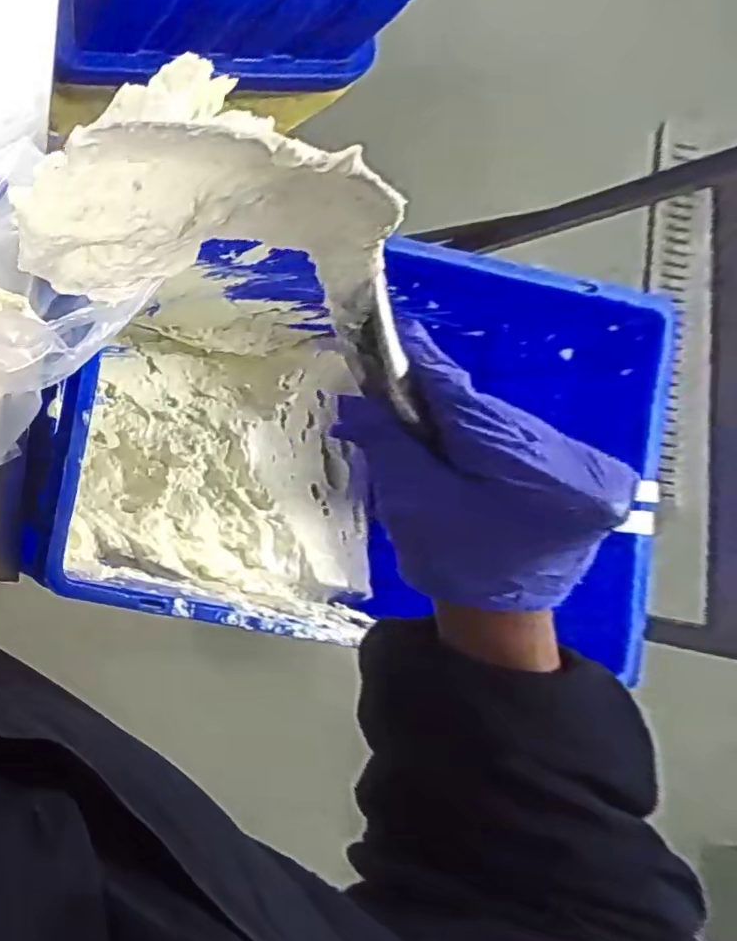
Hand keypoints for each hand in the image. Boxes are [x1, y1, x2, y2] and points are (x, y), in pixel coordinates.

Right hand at [333, 318, 637, 612]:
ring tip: (408, 421)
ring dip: (450, 417)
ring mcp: (583, 462)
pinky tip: (445, 441)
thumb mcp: (410, 500)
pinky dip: (473, 433)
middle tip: (384, 386)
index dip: (427, 368)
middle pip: (486, 410)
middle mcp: (574, 457)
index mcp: (534, 469)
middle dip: (432, 399)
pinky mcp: (578, 468)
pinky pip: (514, 436)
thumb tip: (357, 402)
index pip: (469, 402)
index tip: (400, 335)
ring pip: (500, 421)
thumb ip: (388, 444)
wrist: (496, 604)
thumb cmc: (449, 558)